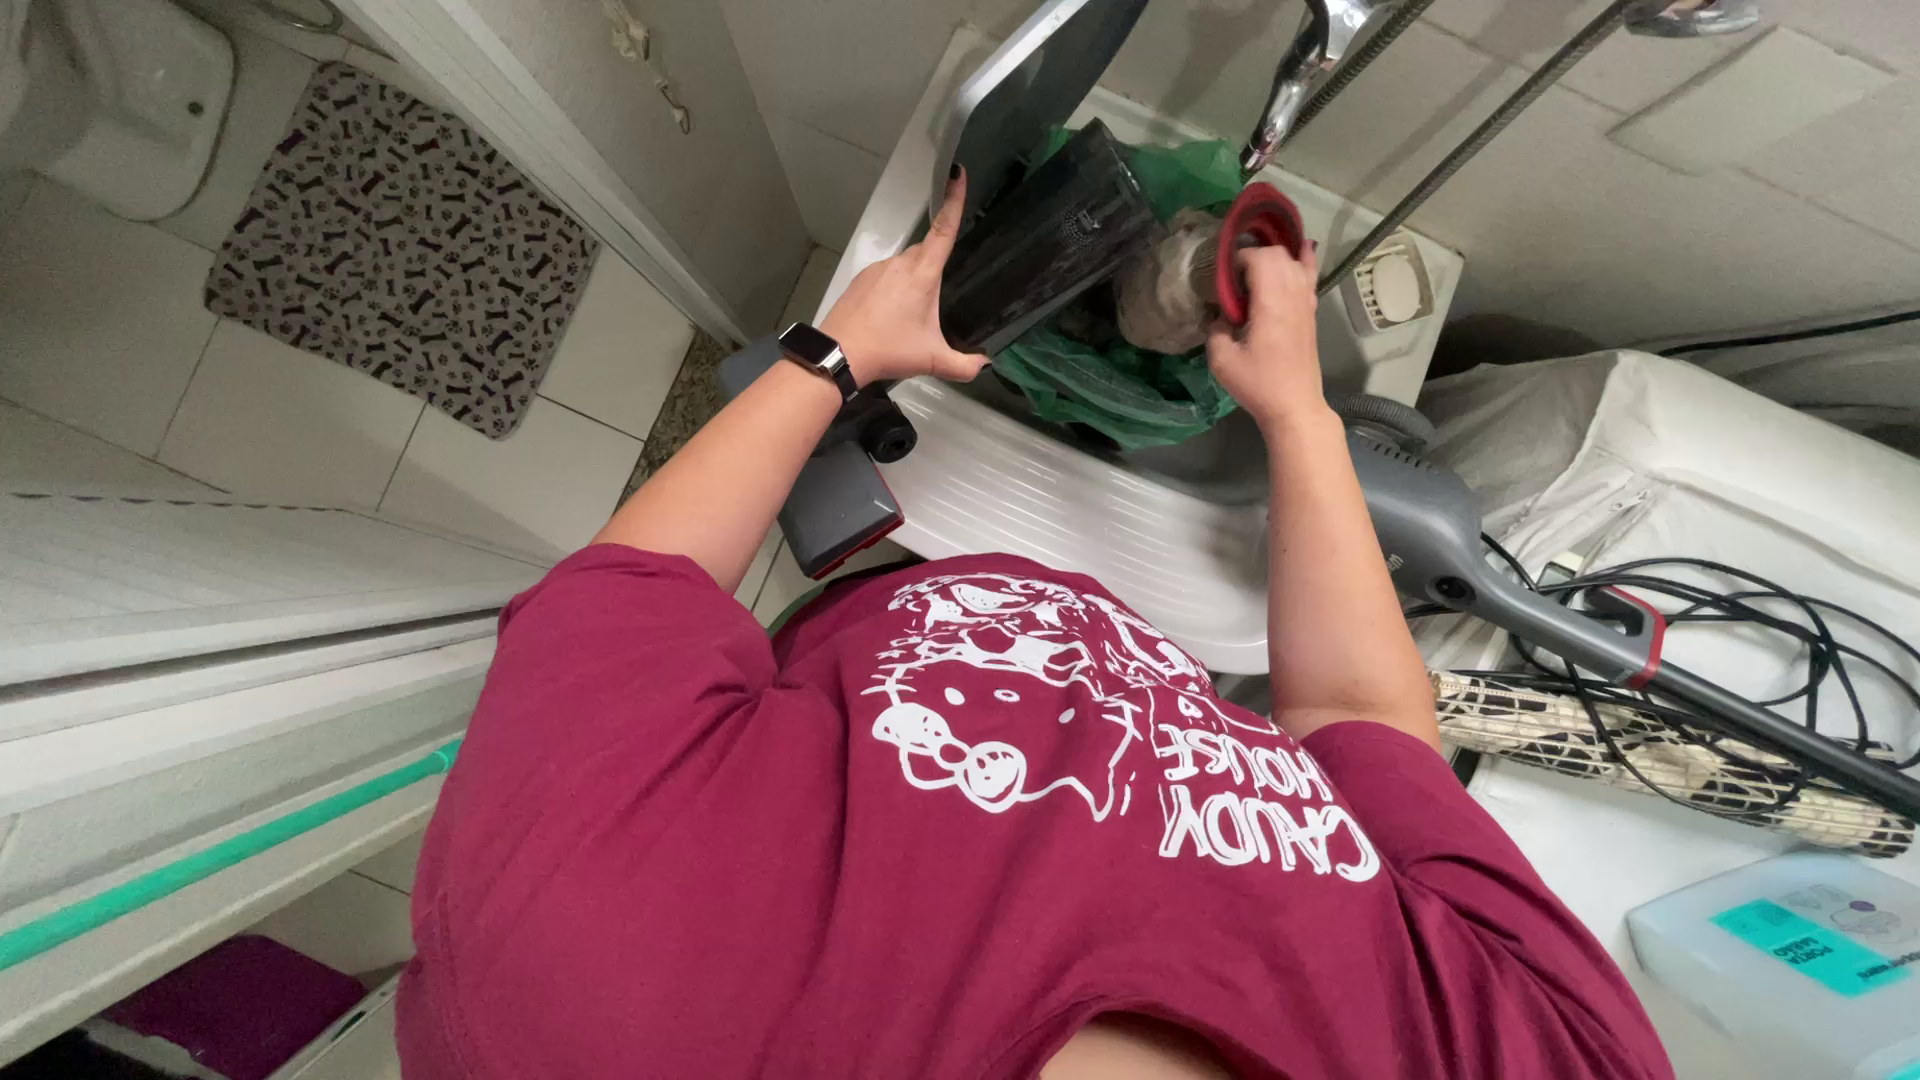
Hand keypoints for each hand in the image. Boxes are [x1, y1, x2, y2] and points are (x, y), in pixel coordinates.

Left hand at [819, 169, 989, 386]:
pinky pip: (885, 276)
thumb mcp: (932, 361)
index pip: (944, 230)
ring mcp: (877, 269)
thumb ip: (964, 365)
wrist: (840, 354)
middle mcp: (900, 264)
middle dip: (935, 268)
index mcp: (922, 275)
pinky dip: (893, 291)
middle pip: (926, 251)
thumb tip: (983, 365)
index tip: (958, 174)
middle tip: (936, 300)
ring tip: (910, 319)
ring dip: (913, 283)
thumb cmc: (888, 350)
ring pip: (905, 266)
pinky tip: (890, 318)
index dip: (954, 201)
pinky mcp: (861, 279)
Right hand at [1206, 244, 1325, 429]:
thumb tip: (1219, 314)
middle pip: (1278, 254)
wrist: (1294, 404)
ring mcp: (1306, 302)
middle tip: (1234, 274)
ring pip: (1295, 260)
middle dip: (1254, 255)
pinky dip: (1303, 260)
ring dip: (1275, 258)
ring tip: (1256, 267)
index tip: (1222, 275)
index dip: (1238, 259)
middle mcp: (1292, 296)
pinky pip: (1309, 275)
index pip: (1259, 259)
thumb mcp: (1222, 360)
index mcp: (1270, 304)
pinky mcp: (1311, 312)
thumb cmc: (1257, 384)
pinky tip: (1300, 252)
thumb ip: (1216, 329)